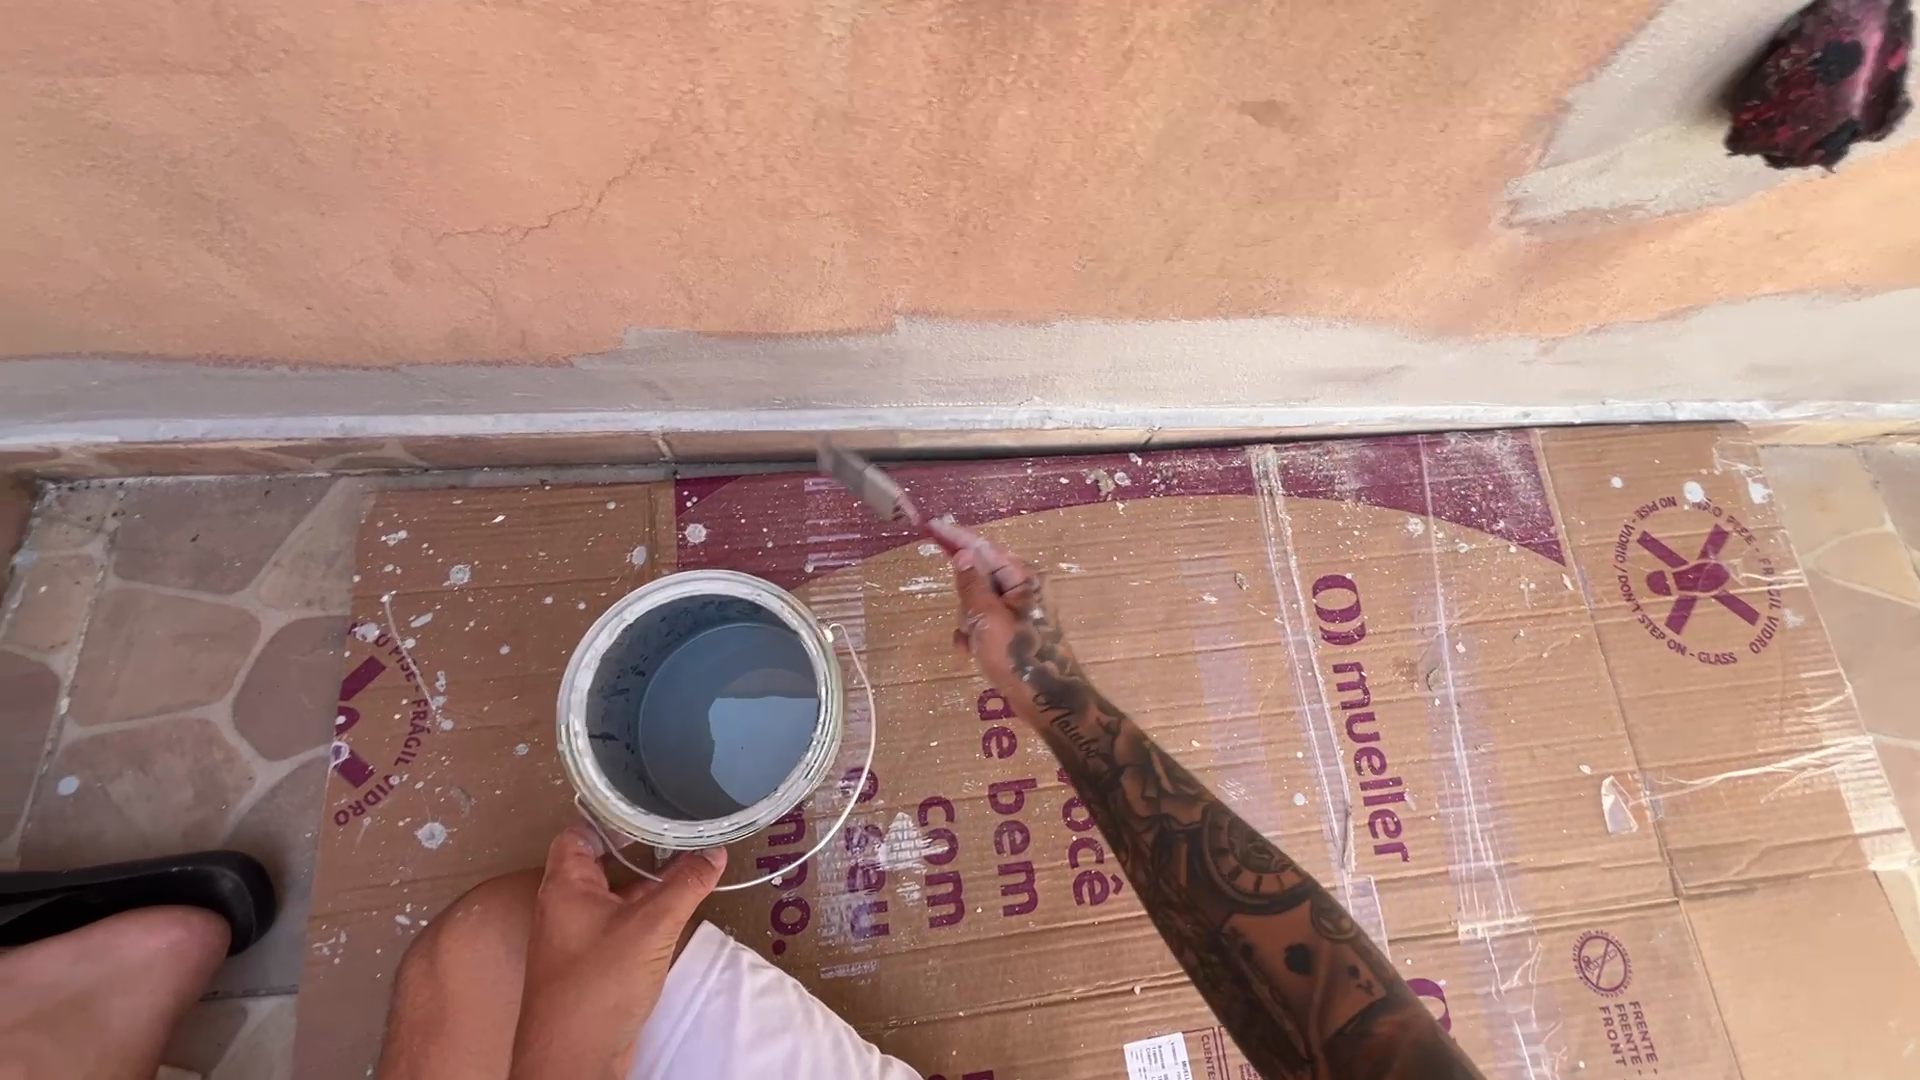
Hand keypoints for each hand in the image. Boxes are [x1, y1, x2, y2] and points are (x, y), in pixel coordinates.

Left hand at [508, 824, 725, 1079]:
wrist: (575, 1065)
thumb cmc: (599, 985)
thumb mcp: (651, 926)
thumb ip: (686, 884)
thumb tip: (716, 851)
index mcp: (565, 886)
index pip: (580, 830)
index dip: (612, 813)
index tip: (651, 801)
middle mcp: (566, 904)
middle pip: (603, 858)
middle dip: (642, 843)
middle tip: (680, 822)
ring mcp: (579, 934)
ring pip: (617, 890)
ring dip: (649, 877)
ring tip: (690, 855)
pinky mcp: (594, 959)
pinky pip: (623, 917)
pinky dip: (648, 905)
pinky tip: (679, 900)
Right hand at [933, 520, 1051, 723]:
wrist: (1046, 701)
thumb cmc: (1017, 656)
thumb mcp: (987, 619)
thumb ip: (972, 585)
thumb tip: (963, 554)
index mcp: (1023, 578)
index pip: (985, 548)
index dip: (957, 538)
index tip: (933, 524)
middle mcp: (1023, 589)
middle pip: (979, 578)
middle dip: (965, 601)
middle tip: (967, 623)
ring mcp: (1018, 611)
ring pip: (977, 602)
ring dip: (967, 622)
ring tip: (971, 644)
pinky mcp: (1013, 631)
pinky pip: (983, 622)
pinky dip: (973, 635)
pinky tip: (970, 654)